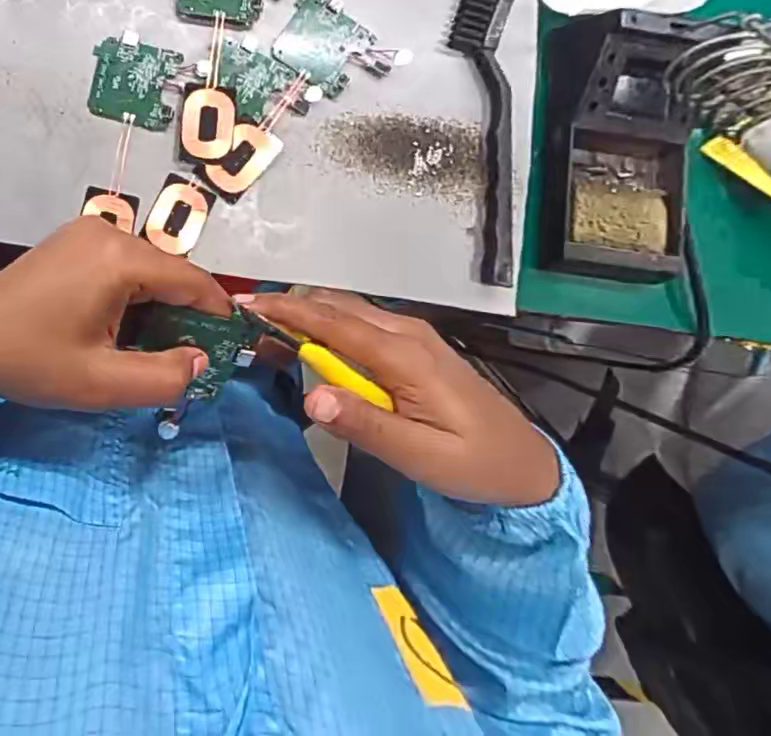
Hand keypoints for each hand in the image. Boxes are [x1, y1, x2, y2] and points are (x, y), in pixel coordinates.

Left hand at [0, 217, 231, 410]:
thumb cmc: (30, 361)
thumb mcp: (102, 383)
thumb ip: (166, 377)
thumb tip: (202, 361)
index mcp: (119, 258)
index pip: (194, 281)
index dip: (216, 318)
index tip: (226, 352)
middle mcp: (106, 232)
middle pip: (169, 273)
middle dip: (182, 317)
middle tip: (177, 361)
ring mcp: (83, 232)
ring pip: (145, 270)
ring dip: (154, 308)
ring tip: (142, 350)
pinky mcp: (69, 240)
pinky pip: (118, 265)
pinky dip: (129, 295)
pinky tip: (116, 328)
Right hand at [243, 290, 558, 506]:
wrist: (526, 465)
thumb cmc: (475, 465)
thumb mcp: (422, 457)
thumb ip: (367, 426)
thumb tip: (314, 399)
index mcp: (404, 355)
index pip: (332, 322)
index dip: (285, 310)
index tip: (245, 306)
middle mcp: (404, 332)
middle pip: (333, 305)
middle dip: (286, 306)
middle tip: (245, 323)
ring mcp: (409, 333)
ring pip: (343, 308)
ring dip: (303, 313)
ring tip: (266, 332)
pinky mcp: (410, 342)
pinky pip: (356, 319)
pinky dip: (322, 322)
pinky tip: (307, 342)